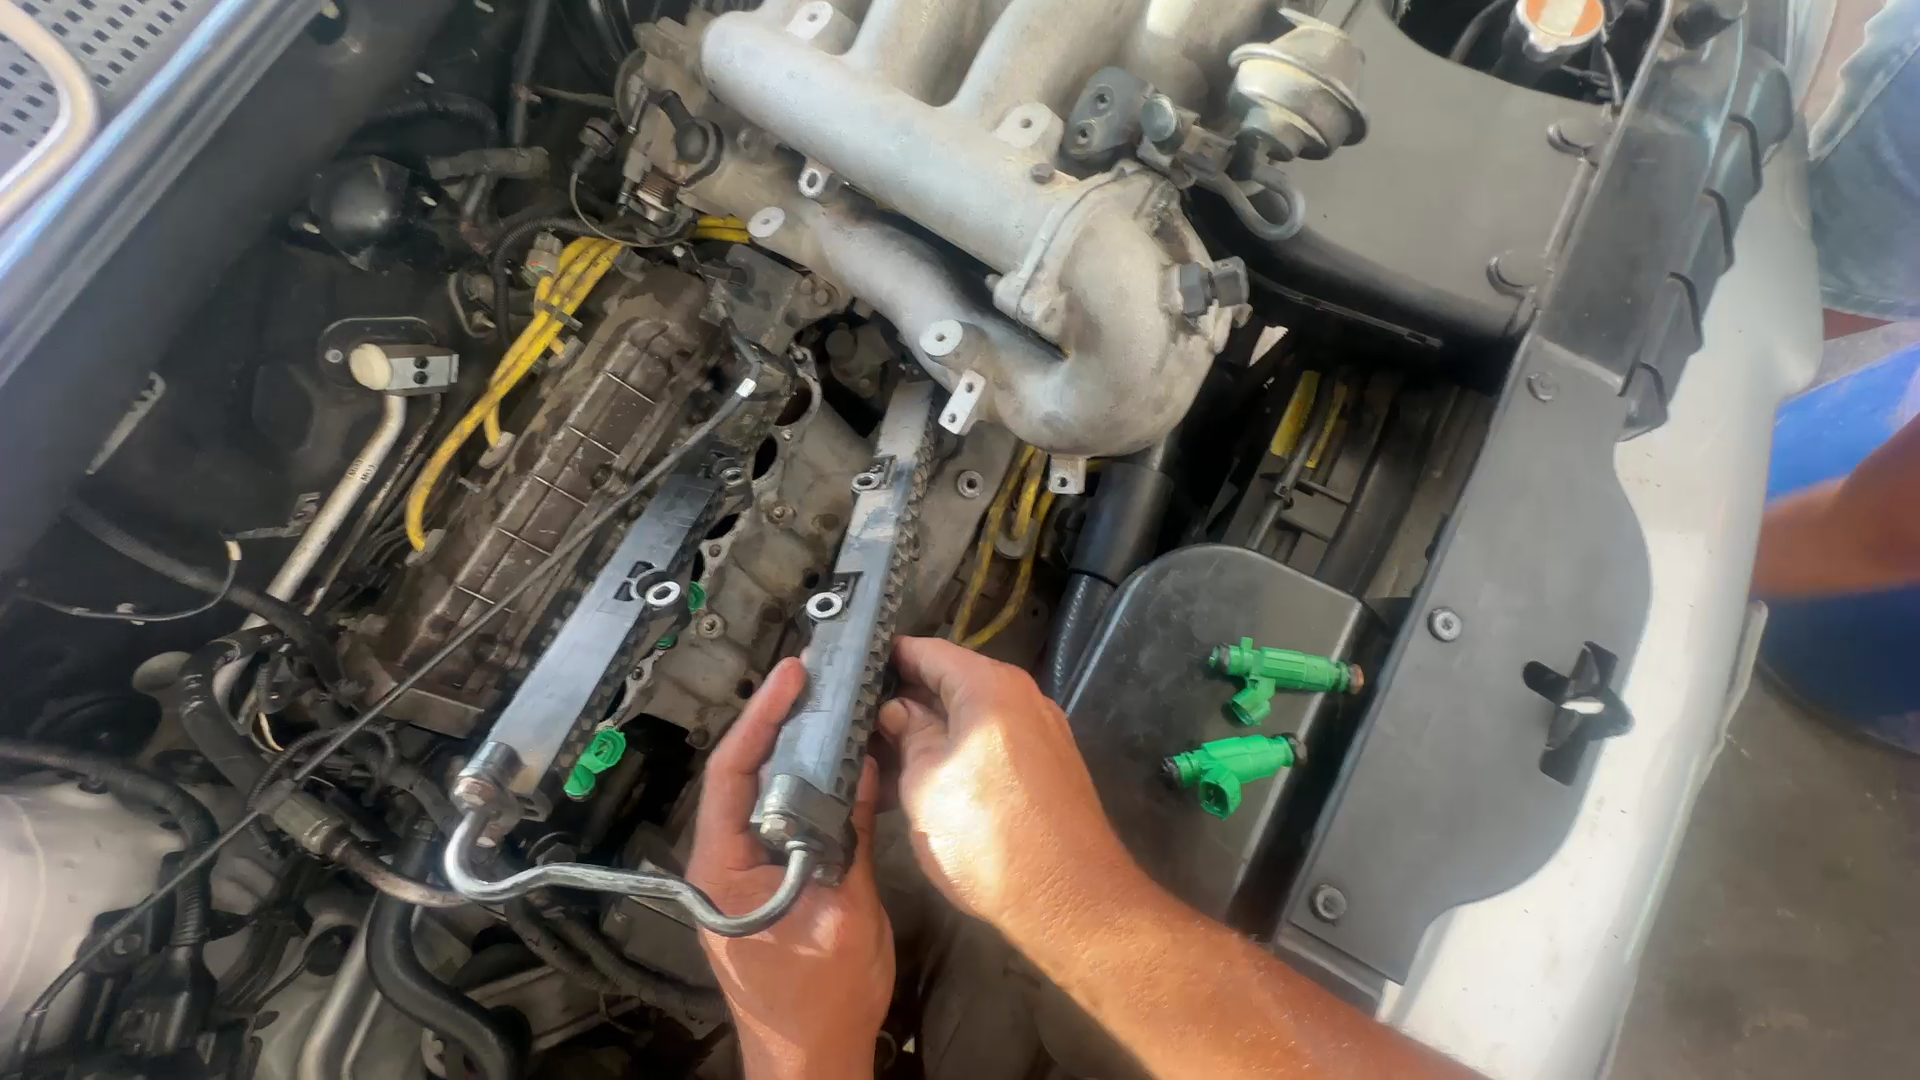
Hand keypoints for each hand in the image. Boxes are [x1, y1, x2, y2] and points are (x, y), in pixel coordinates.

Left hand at [687, 657, 892, 1078]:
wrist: (811, 1061)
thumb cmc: (823, 998)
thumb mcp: (847, 913)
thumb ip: (849, 837)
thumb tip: (864, 766)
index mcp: (724, 867)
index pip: (733, 773)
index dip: (760, 718)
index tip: (791, 676)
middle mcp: (722, 861)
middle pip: (744, 774)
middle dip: (775, 722)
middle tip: (814, 677)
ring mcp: (741, 871)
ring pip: (763, 793)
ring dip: (791, 749)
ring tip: (826, 704)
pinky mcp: (764, 878)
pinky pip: (781, 816)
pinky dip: (805, 784)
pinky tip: (835, 762)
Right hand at [876, 636, 1137, 942]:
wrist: (1073, 899)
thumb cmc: (989, 835)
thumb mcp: (927, 784)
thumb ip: (909, 735)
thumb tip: (898, 709)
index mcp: (991, 686)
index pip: (929, 651)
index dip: (890, 657)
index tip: (853, 670)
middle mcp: (1023, 695)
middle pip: (954, 679)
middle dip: (909, 696)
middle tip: (862, 718)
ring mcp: (1042, 727)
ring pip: (974, 712)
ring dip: (934, 727)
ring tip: (888, 752)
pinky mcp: (1050, 761)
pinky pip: (995, 736)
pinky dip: (962, 746)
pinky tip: (932, 775)